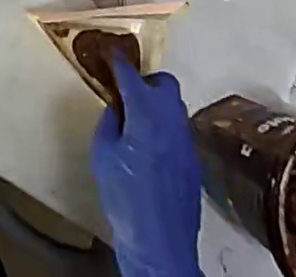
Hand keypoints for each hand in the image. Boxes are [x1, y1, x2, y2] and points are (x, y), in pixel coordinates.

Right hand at [90, 54, 202, 276]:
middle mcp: (171, 120)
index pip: (130, 74)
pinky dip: (163, 126)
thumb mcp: (103, 153)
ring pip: (173, 106)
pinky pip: (178, 129)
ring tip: (135, 119)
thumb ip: (110, 121)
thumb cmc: (124, 197)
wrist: (159, 245)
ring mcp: (186, 140)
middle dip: (145, 81)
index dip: (118, 60)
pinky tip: (148, 145)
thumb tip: (117, 106)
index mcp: (146, 113)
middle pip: (163, 83)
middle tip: (125, 92)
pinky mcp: (193, 160)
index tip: (109, 50)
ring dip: (156, 103)